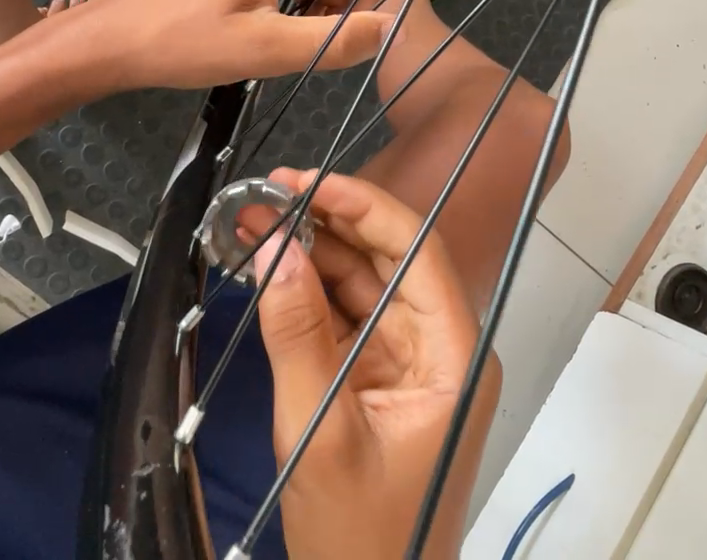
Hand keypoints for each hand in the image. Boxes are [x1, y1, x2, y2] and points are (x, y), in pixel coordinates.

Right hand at [243, 169, 497, 559]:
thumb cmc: (361, 532)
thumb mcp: (319, 430)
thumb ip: (298, 333)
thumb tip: (274, 248)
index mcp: (452, 352)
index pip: (417, 252)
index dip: (364, 206)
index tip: (308, 182)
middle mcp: (436, 341)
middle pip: (387, 257)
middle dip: (329, 219)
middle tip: (270, 191)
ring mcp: (404, 356)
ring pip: (360, 278)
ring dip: (309, 248)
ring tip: (253, 218)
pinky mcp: (373, 371)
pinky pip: (341, 312)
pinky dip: (304, 286)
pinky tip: (266, 261)